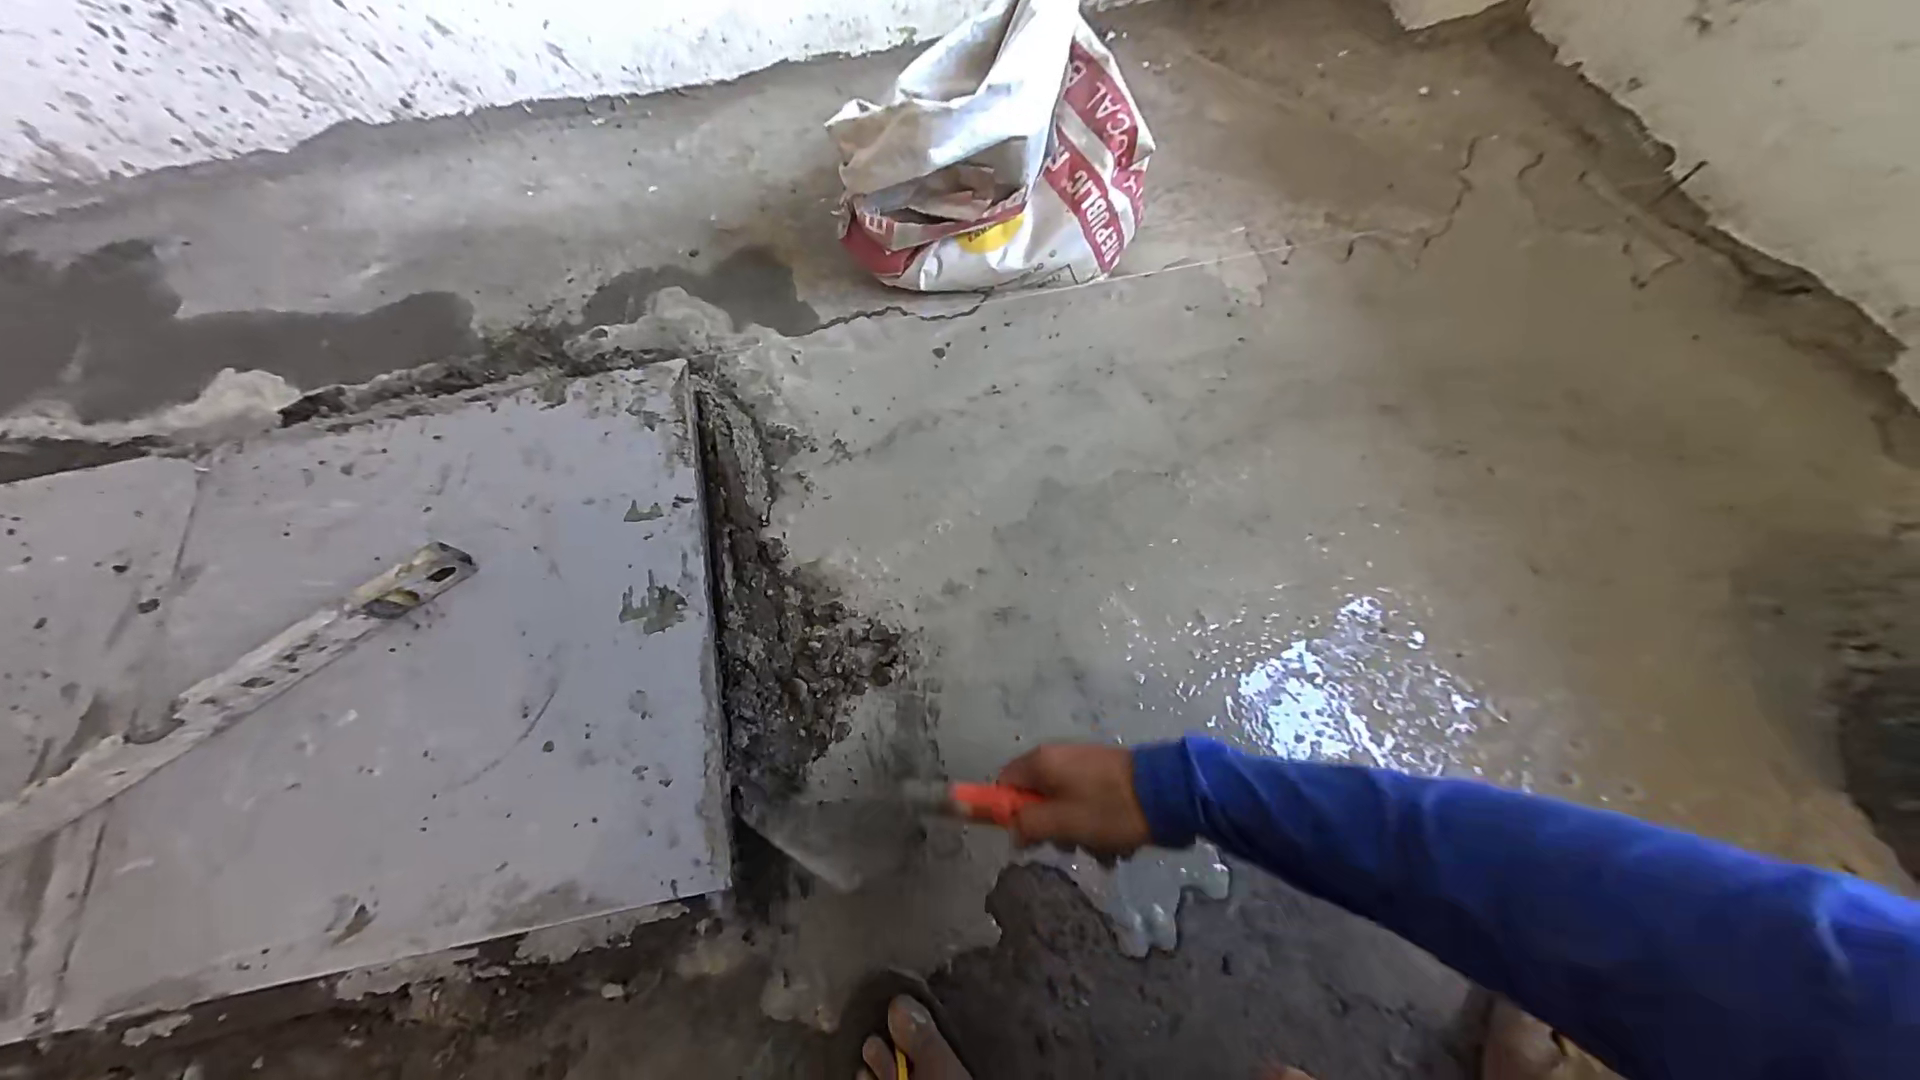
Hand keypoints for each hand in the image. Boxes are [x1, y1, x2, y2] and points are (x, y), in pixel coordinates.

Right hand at [995, 743, 1151, 857]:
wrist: (1167, 792)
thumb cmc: (1108, 808)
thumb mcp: (1062, 822)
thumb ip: (1028, 825)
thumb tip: (1012, 830)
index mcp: (1041, 762)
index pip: (1005, 784)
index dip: (1009, 812)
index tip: (1026, 837)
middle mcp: (1058, 757)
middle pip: (1035, 797)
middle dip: (1050, 827)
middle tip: (1068, 843)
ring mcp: (1083, 765)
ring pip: (1063, 805)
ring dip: (1077, 831)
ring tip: (1101, 848)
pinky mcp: (1104, 775)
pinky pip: (1086, 803)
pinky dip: (1096, 824)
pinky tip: (1116, 842)